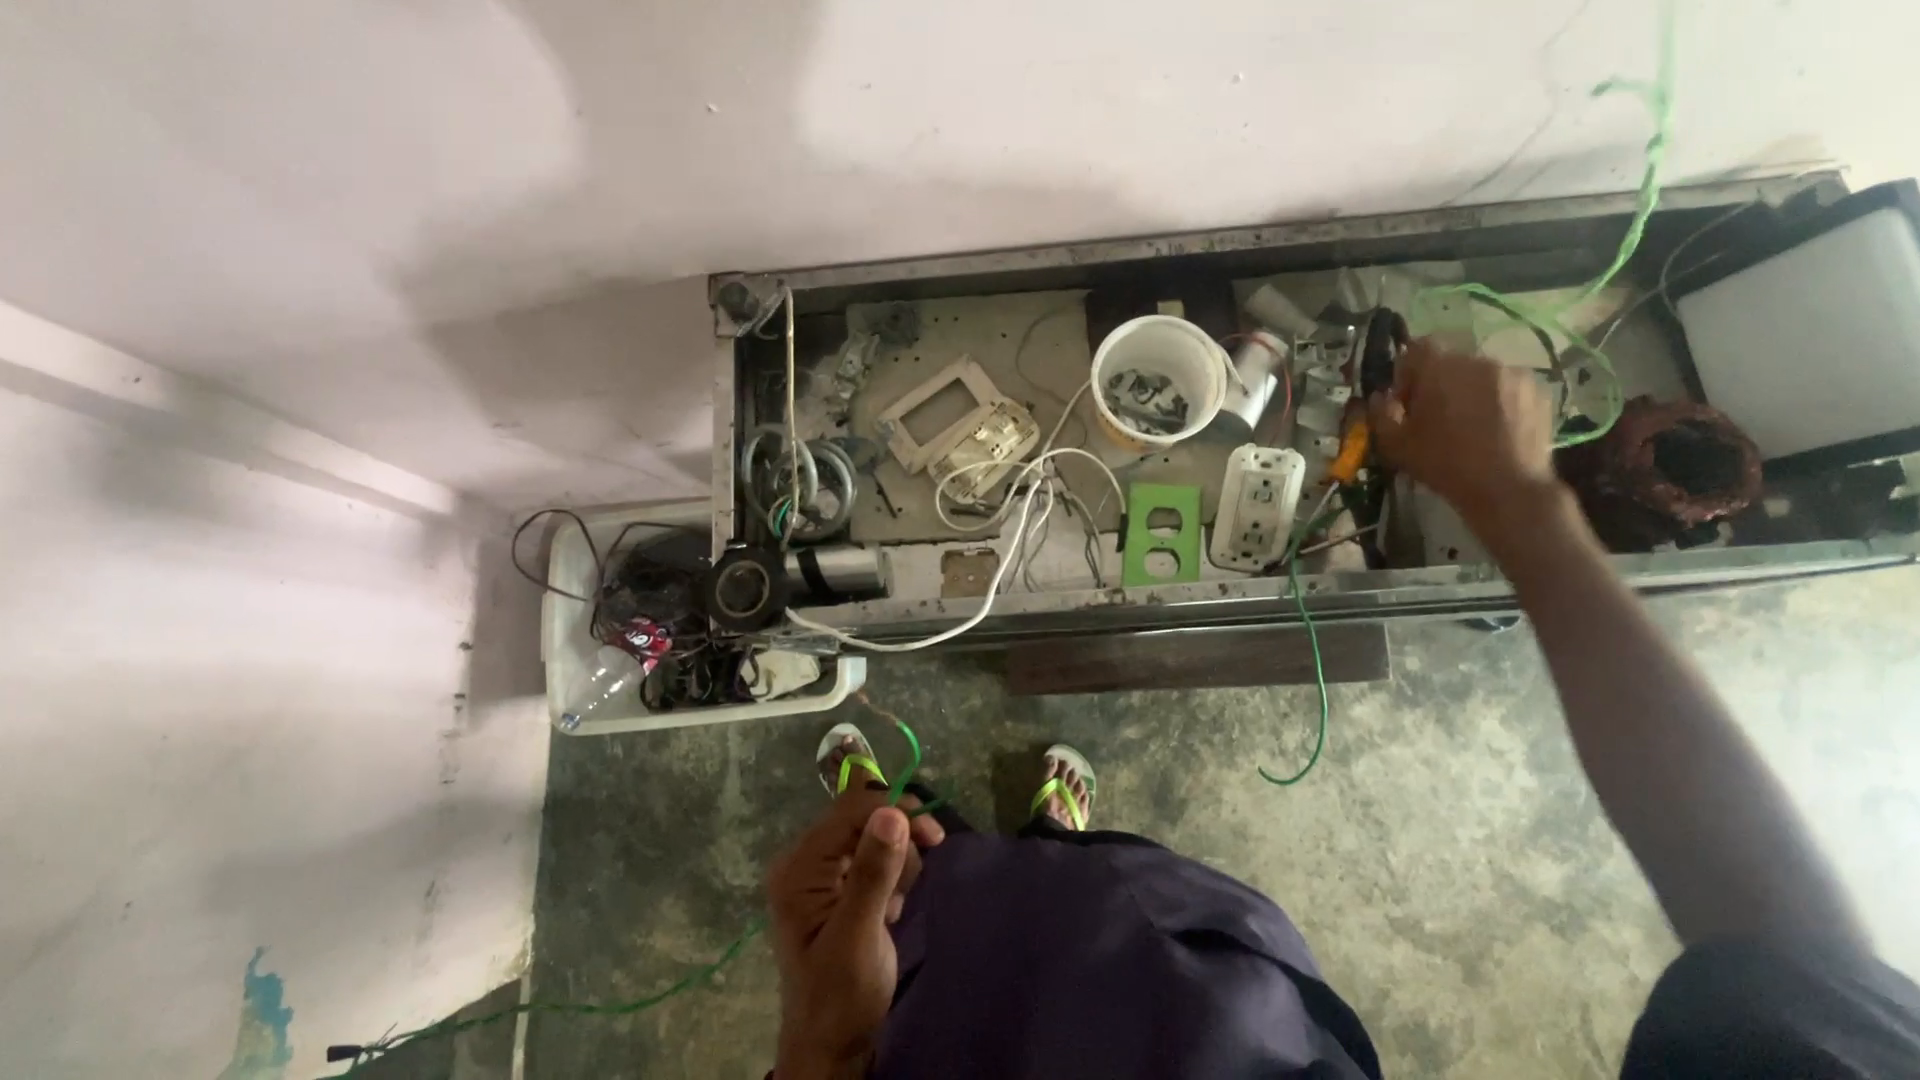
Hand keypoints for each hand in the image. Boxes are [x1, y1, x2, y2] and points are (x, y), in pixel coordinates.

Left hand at [768, 789, 944, 1077]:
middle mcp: (804, 863)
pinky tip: (891, 908)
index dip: (892, 810)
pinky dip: (891, 876)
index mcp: (798, 868)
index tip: (934, 833)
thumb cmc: (841, 996)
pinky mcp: (836, 890)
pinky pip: (872, 860)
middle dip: (898, 837)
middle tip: (930, 857)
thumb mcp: (860, 935)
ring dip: (897, 861)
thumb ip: (873, 872)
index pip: (848, 811)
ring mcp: (819, 877)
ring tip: (897, 903)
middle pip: (860, 819)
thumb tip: (892, 813)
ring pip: (871, 837)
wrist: (831, 1047)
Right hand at [1368, 338, 1561, 535]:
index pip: (1418, 347)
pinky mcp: (1537, 390)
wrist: (1507, 487)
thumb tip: (1380, 397)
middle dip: (1438, 382)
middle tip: (1435, 415)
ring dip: (1468, 391)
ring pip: (1480, 374)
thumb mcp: (1395, 444)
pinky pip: (1506, 386)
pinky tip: (1494, 428)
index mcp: (1441, 369)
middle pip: (1450, 361)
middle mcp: (1479, 361)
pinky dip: (1497, 400)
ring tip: (1468, 423)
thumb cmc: (1444, 464)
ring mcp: (1513, 373)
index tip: (1406, 399)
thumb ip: (1379, 414)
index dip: (1407, 371)